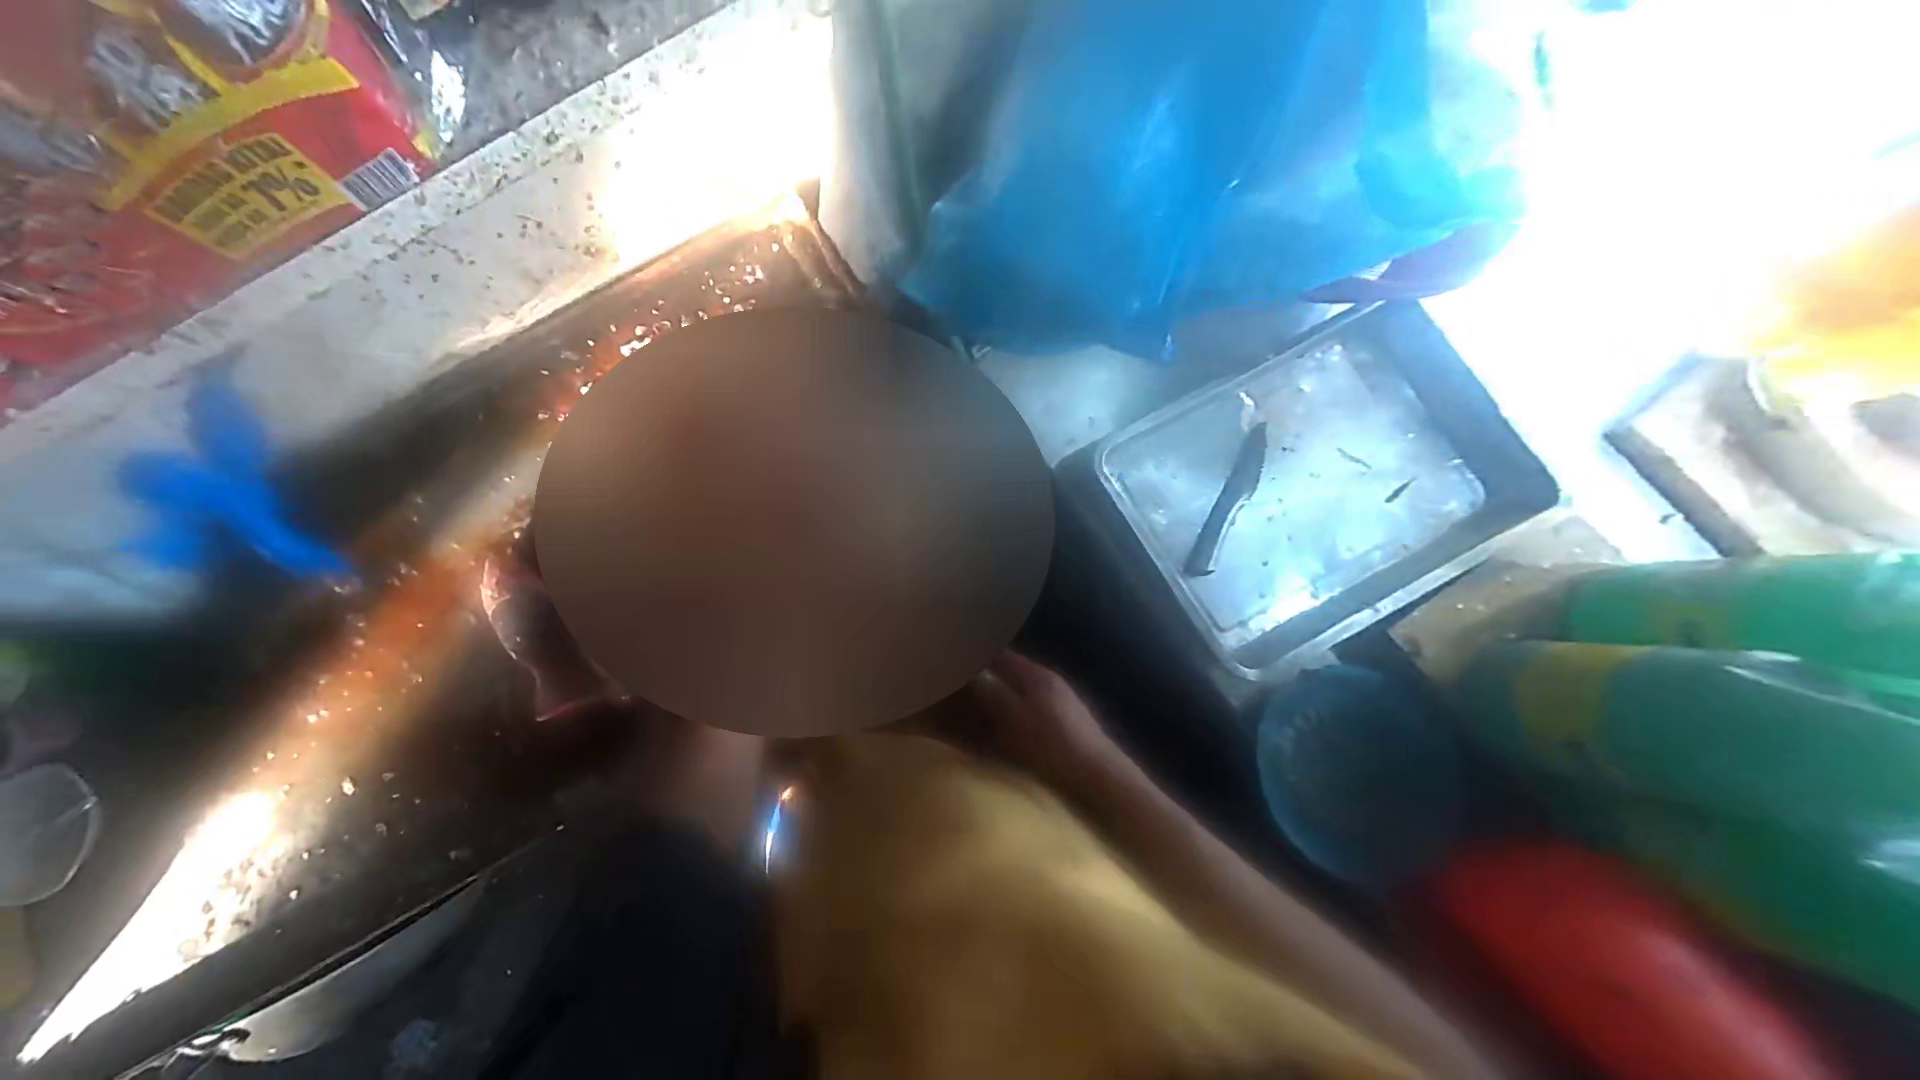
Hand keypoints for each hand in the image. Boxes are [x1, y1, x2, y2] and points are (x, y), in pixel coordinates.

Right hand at [970, 651, 1129, 796]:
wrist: (1098, 773)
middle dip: (993, 673)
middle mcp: (1052, 680)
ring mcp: (1064, 698)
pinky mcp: (1070, 718)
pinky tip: (1014, 722)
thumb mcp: (1015, 720)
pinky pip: (1036, 704)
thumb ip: (994, 694)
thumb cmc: (1052, 744)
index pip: (1003, 655)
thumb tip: (974, 673)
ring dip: (1008, 691)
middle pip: (1016, 670)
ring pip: (1027, 688)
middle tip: (967, 681)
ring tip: (985, 702)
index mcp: (1037, 674)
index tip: (961, 659)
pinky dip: (1021, 706)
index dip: (981, 655)